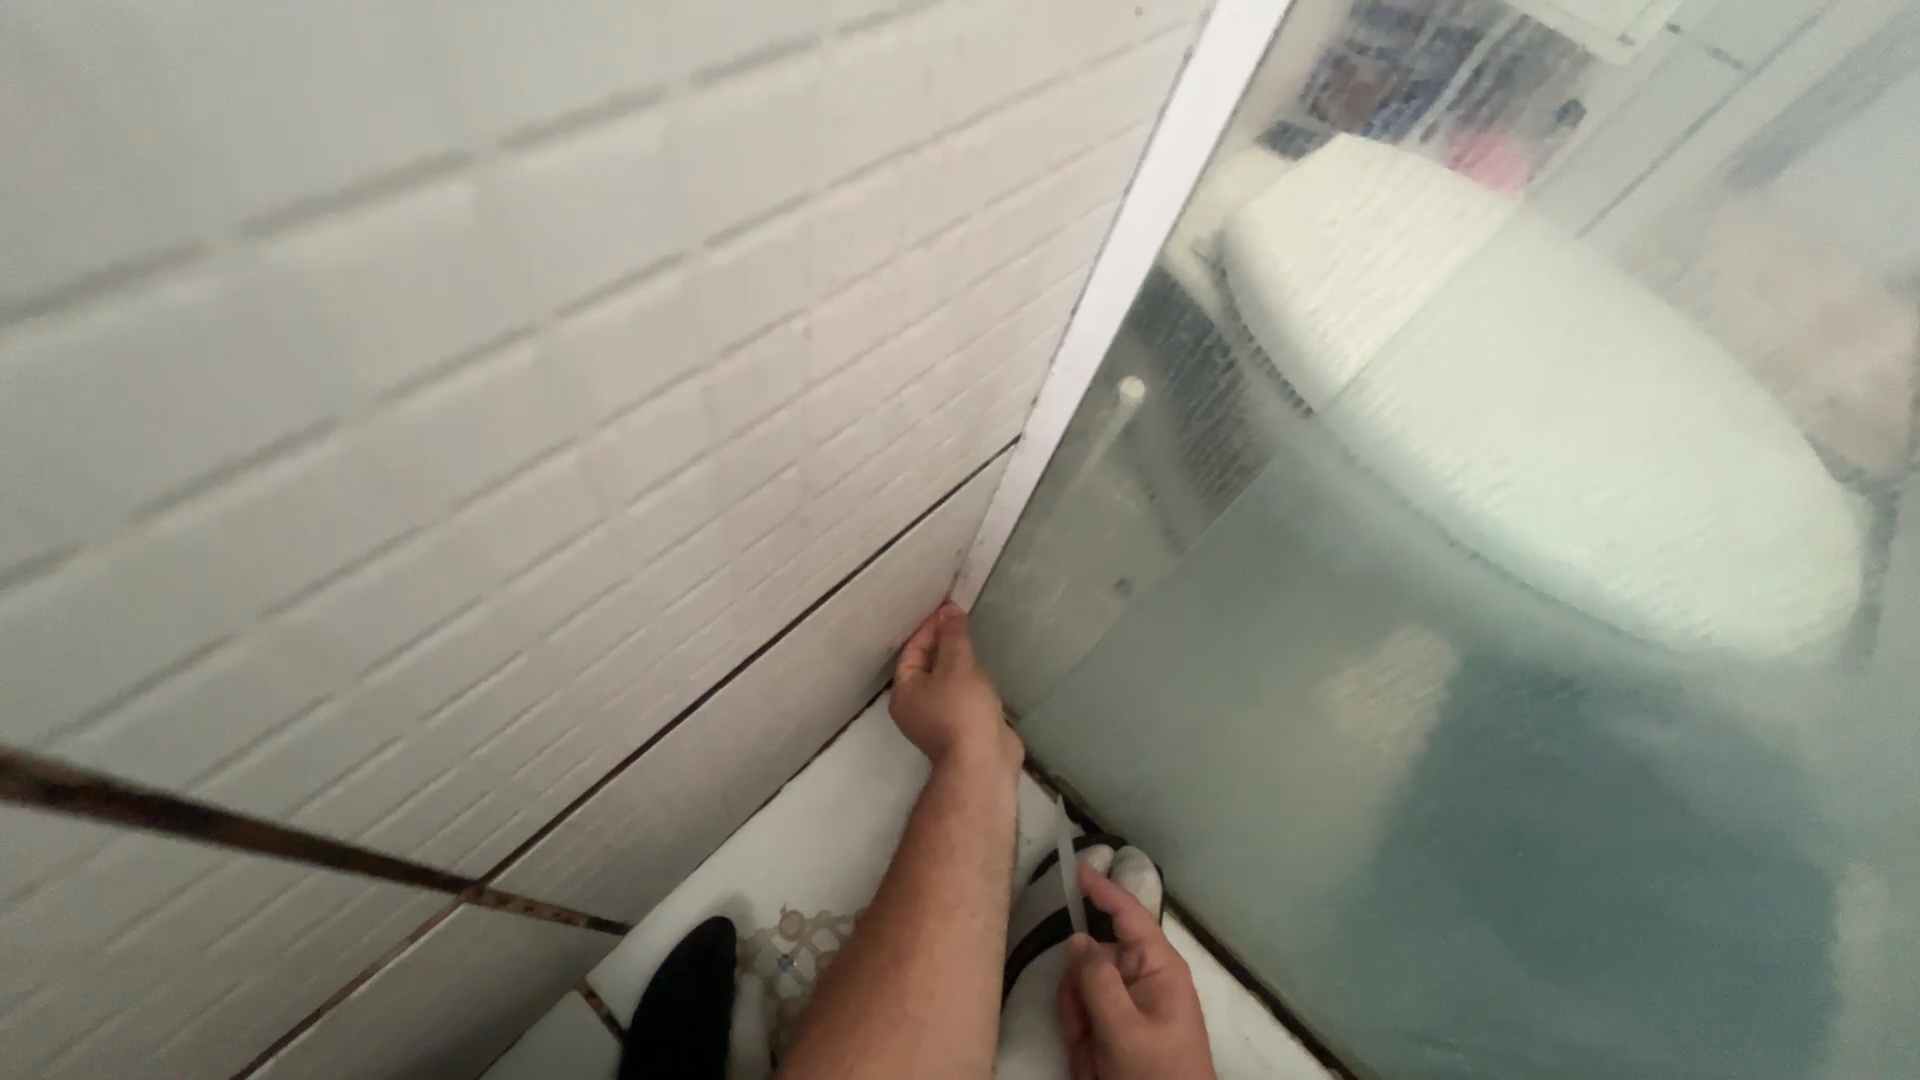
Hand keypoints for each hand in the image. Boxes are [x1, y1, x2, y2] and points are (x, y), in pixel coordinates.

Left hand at [890, 601, 1020, 770]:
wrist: (983, 762)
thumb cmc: (961, 710)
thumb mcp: (957, 665)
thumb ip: (953, 636)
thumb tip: (950, 612)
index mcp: (904, 692)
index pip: (913, 650)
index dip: (930, 627)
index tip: (950, 609)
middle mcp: (916, 706)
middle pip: (927, 665)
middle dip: (944, 642)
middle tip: (963, 619)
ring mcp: (939, 720)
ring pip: (947, 681)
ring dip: (959, 660)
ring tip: (974, 638)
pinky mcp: (962, 727)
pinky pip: (963, 694)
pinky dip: (971, 679)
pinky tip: (986, 668)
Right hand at [1057, 864, 1215, 1079]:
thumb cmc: (1157, 1077)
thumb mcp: (1124, 1031)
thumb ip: (1096, 980)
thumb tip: (1076, 939)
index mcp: (1158, 966)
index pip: (1127, 913)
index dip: (1102, 888)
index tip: (1075, 866)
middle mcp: (1143, 978)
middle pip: (1092, 956)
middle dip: (1078, 990)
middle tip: (1081, 1028)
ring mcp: (1129, 1006)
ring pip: (1081, 988)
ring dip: (1077, 1020)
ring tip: (1090, 1057)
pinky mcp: (1117, 1031)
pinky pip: (1083, 1018)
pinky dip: (1080, 1041)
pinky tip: (1091, 1067)